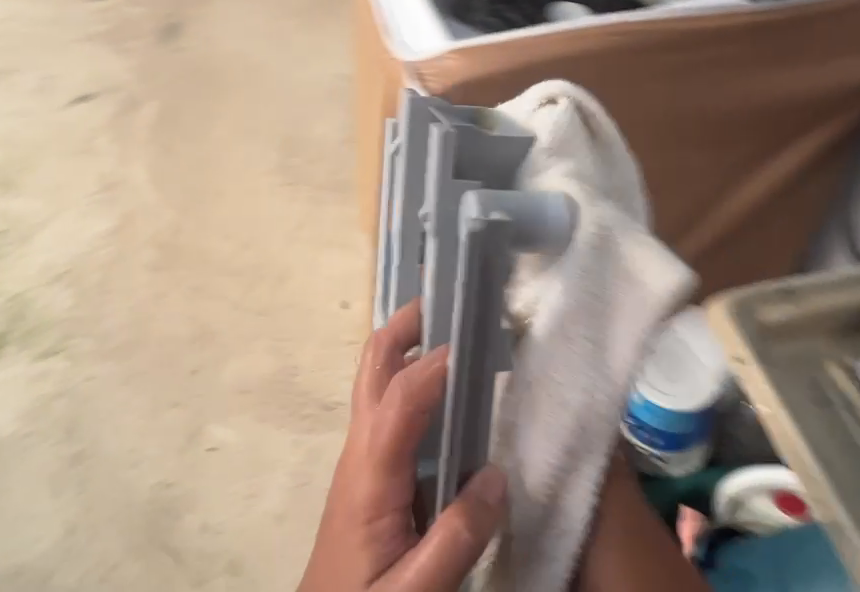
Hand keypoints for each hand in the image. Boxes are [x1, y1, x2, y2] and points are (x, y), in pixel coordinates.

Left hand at [299, 300, 507, 591]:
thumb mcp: (415, 588)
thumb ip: (458, 536)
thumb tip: (497, 474)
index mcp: (370, 472)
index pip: (399, 398)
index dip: (434, 364)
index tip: (473, 338)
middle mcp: (362, 449)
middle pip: (374, 366)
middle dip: (406, 324)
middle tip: (449, 297)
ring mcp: (364, 455)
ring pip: (379, 378)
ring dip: (411, 343)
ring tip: (457, 326)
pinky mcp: (372, 468)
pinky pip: (392, 405)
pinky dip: (417, 377)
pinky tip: (452, 387)